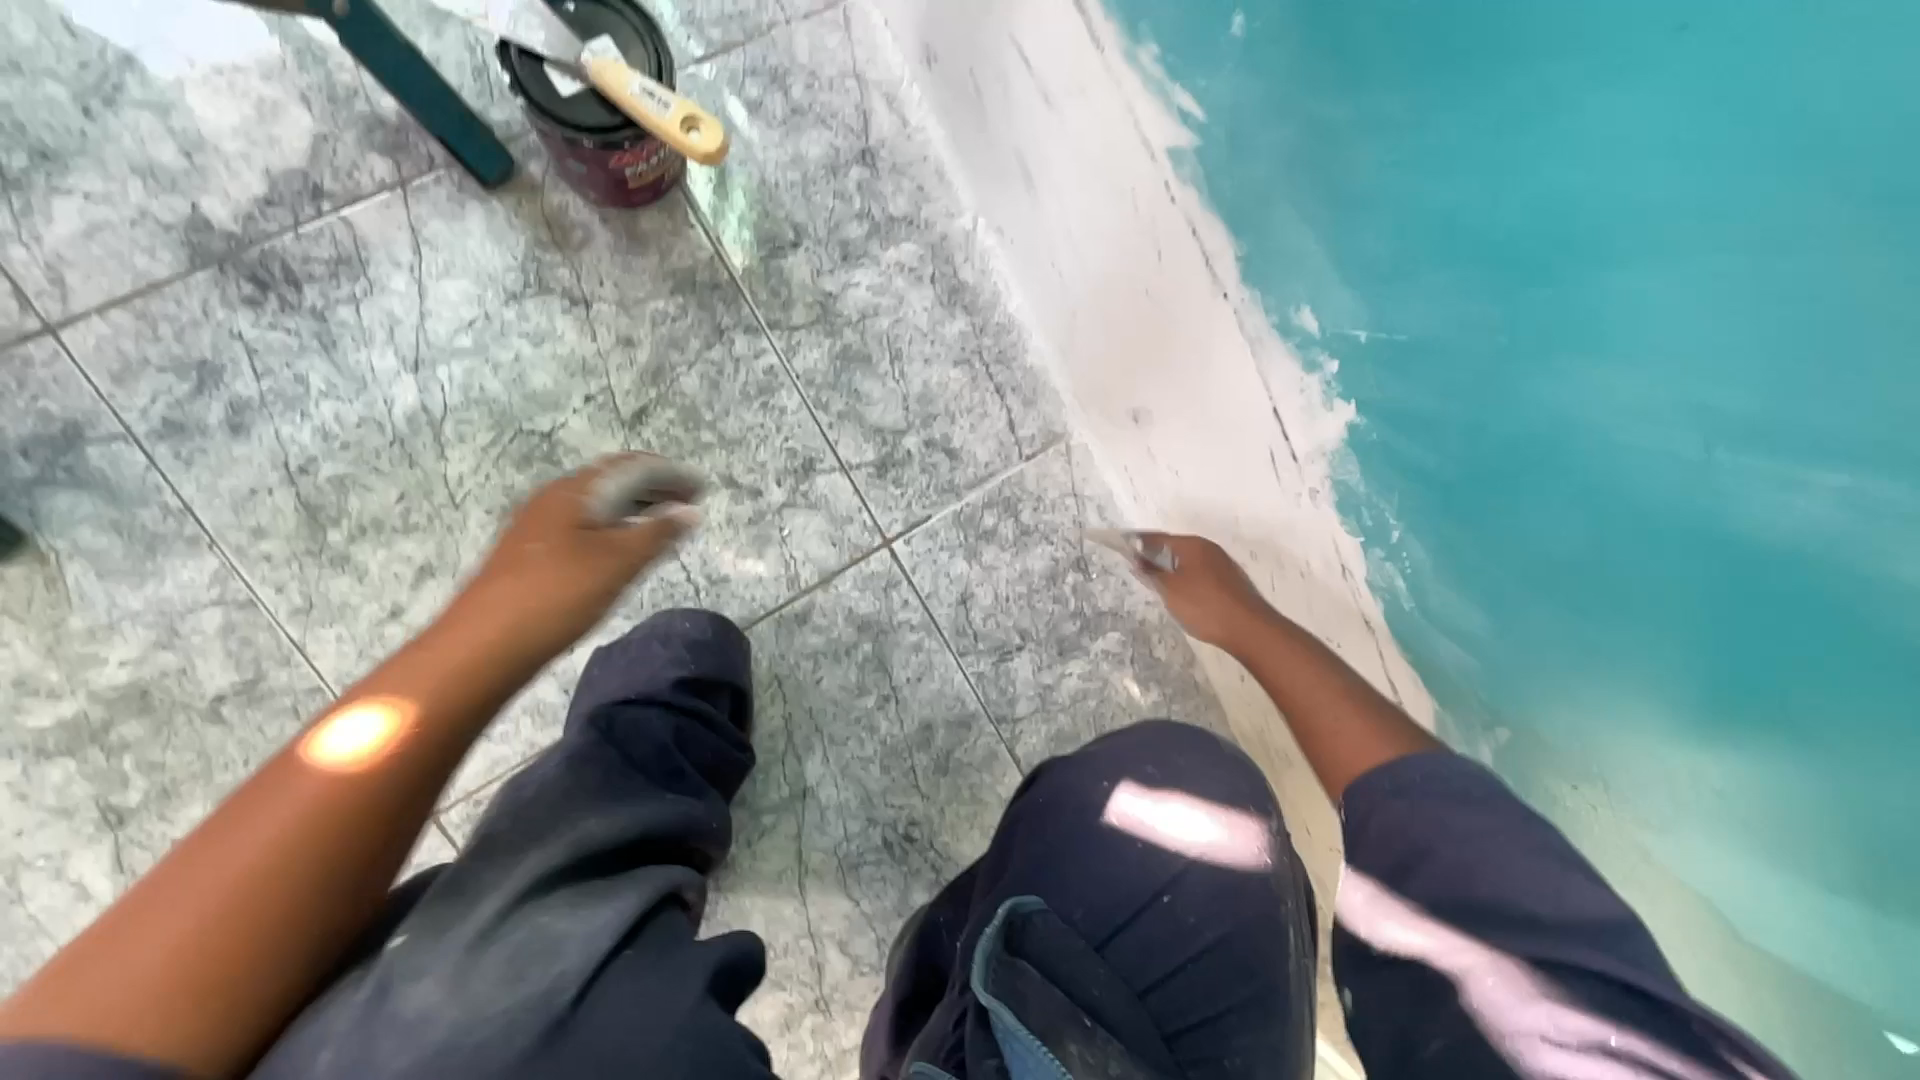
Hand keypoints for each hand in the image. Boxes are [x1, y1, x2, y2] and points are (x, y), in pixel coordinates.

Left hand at [446, 453, 701, 664]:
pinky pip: (584, 521)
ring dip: (635, 506)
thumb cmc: (558, 596)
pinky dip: (615, 524)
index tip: (703, 487)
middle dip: (655, 486)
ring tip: (665, 523)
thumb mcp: (619, 562)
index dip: (671, 473)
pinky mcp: (532, 549)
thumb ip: (658, 533)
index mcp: (576, 491)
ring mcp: (539, 523)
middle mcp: (554, 496)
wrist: (484, 644)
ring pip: (598, 502)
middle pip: (613, 479)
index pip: (633, 467)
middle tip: (690, 501)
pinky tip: (624, 547)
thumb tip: (690, 511)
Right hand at [1125, 532, 1275, 650]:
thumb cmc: (1203, 605)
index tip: (1121, 547)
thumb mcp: (1169, 590)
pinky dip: (1186, 578)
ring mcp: (1222, 564)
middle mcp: (1209, 549)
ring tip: (1156, 583)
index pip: (1158, 537)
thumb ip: (1150, 572)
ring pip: (1189, 561)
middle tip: (1137, 568)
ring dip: (1171, 569)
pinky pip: (1200, 573)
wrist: (1248, 629)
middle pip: (1175, 548)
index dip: (1138, 542)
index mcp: (1192, 545)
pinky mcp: (1230, 581)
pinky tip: (1181, 594)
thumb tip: (1136, 559)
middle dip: (1155, 556)